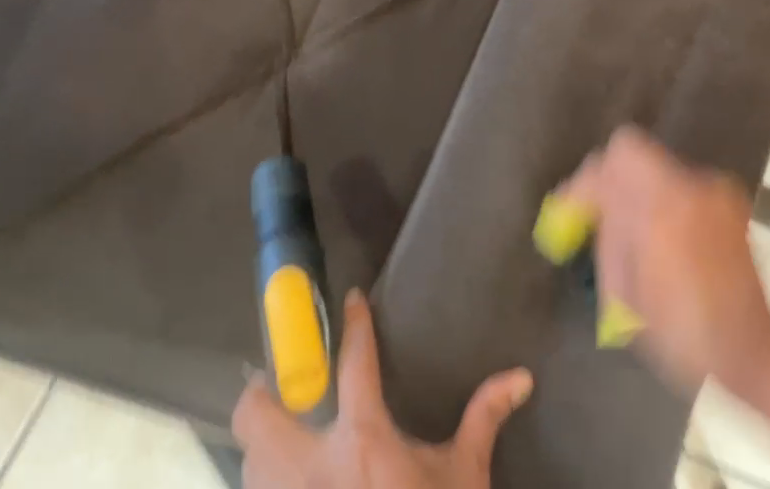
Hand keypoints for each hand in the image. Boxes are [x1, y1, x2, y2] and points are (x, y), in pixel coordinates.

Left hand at [232, 290, 533, 487]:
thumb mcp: (463, 475)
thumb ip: (483, 419)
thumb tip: (522, 376)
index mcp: (364, 439)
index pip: (355, 364)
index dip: (355, 326)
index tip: (352, 299)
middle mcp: (311, 466)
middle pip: (259, 409)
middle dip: (264, 387)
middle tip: (287, 378)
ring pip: (247, 453)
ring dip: (261, 435)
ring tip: (285, 427)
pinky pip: (255, 488)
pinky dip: (265, 474)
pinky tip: (290, 474)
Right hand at [554, 125, 769, 391]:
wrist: (753, 352)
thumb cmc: (683, 336)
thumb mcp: (626, 296)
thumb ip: (609, 238)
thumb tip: (595, 207)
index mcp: (665, 208)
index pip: (619, 155)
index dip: (592, 178)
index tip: (576, 208)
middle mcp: (694, 188)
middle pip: (637, 159)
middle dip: (613, 187)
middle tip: (597, 223)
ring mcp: (718, 194)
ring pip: (659, 175)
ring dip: (639, 199)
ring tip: (636, 245)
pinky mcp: (733, 206)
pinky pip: (683, 192)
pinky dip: (666, 209)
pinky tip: (667, 248)